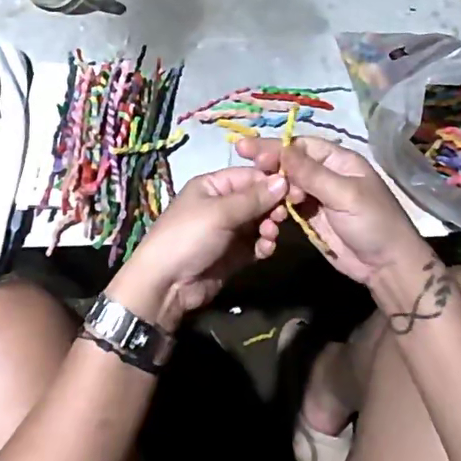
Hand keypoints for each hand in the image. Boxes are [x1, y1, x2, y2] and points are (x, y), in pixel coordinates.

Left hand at [106, 168, 288, 328]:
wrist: (166, 285)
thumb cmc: (189, 237)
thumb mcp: (220, 212)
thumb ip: (254, 198)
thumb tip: (284, 179)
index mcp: (213, 185)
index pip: (250, 176)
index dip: (272, 182)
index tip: (294, 191)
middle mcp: (222, 204)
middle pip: (258, 199)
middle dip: (273, 207)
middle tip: (280, 217)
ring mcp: (229, 230)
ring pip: (260, 222)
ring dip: (270, 227)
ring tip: (269, 236)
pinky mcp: (234, 254)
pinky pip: (256, 243)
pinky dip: (263, 245)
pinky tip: (265, 250)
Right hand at [235, 136, 430, 285]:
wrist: (387, 267)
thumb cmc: (373, 223)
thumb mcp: (345, 194)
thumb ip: (312, 174)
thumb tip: (282, 151)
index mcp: (340, 161)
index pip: (302, 146)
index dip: (277, 147)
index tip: (250, 150)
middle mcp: (327, 174)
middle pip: (292, 163)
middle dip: (270, 163)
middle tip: (244, 165)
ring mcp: (318, 196)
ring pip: (287, 184)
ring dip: (272, 185)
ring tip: (256, 189)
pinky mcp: (311, 217)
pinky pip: (288, 205)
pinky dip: (276, 204)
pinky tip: (265, 206)